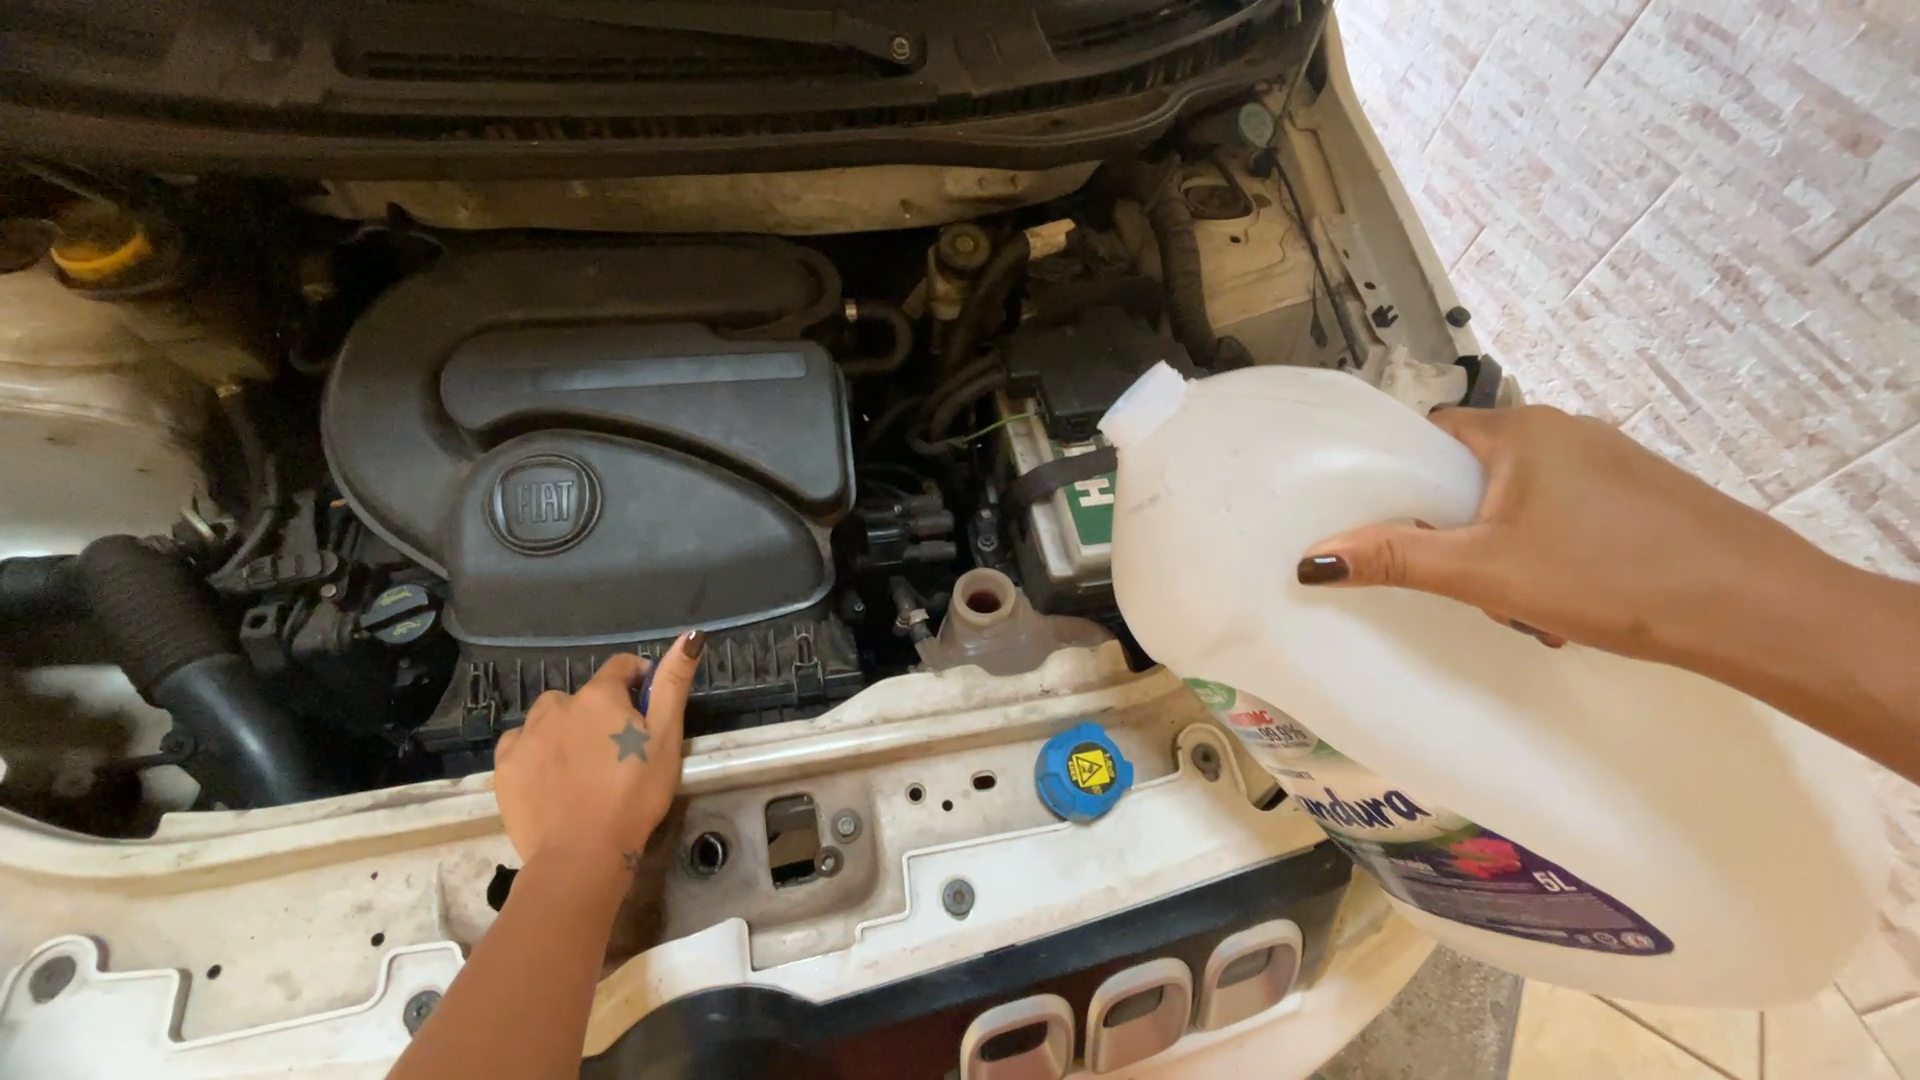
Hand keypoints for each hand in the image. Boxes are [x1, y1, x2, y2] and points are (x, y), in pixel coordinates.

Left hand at [492, 631, 704, 874]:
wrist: (581, 854)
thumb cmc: (634, 794)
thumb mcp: (666, 737)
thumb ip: (674, 683)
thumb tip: (691, 636)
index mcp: (599, 695)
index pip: (622, 667)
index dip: (639, 681)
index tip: (648, 711)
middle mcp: (557, 705)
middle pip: (585, 694)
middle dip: (601, 710)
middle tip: (619, 748)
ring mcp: (525, 737)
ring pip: (549, 716)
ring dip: (566, 726)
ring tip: (584, 762)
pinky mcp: (504, 768)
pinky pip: (521, 744)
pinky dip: (537, 750)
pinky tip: (553, 776)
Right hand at [1294, 405, 1843, 667]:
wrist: (1762, 613)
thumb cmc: (1608, 575)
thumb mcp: (1483, 571)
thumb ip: (1394, 560)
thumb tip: (1311, 561)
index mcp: (1519, 431)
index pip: (1427, 434)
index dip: (1394, 474)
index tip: (1376, 518)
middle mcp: (1562, 431)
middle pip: (1467, 471)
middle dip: (1446, 525)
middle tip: (1441, 572)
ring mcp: (1605, 461)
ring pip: (1512, 498)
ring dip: (1491, 544)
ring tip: (1501, 597)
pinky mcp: (1635, 495)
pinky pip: (1555, 512)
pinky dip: (1536, 548)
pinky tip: (1550, 596)